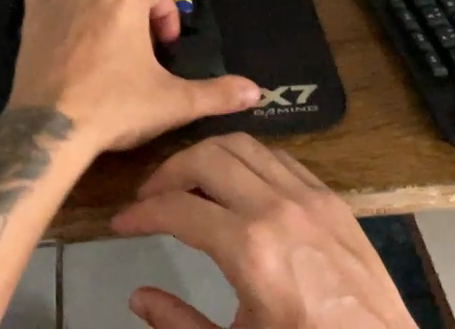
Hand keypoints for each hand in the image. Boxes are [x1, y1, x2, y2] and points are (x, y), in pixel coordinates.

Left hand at [9, 0, 259, 153]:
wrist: (52, 128)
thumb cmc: (116, 108)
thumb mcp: (173, 102)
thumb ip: (216, 93)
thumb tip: (256, 91)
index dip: (166, 16)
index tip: (165, 50)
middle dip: (136, 11)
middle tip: (139, 52)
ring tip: (104, 32)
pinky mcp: (32, 16)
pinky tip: (62, 19)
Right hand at [111, 134, 414, 328]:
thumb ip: (180, 325)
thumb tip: (139, 298)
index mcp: (250, 250)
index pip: (178, 209)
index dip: (142, 213)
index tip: (122, 222)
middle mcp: (277, 208)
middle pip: (206, 157)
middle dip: (169, 172)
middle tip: (151, 198)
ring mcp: (309, 197)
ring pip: (243, 144)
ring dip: (207, 156)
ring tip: (188, 183)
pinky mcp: (332, 198)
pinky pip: (278, 157)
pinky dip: (247, 159)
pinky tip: (236, 184)